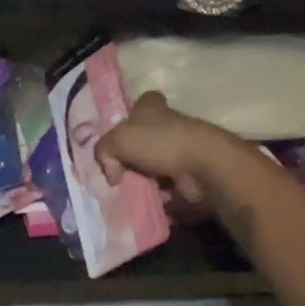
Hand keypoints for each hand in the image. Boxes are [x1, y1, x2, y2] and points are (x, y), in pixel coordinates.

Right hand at [96, 92, 237, 205]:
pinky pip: (166, 187)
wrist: (201, 167)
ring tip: (129, 192)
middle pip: (143, 139)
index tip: (121, 137)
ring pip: (153, 165)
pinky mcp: (189, 175)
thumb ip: (103, 151)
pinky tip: (146, 202)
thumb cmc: (159, 143)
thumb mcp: (118, 140)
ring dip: (142, 180)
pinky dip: (157, 196)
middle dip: (130, 157)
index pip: (142, 103)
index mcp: (152, 108)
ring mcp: (181, 151)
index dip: (130, 117)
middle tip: (117, 174)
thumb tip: (112, 174)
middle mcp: (168, 125)